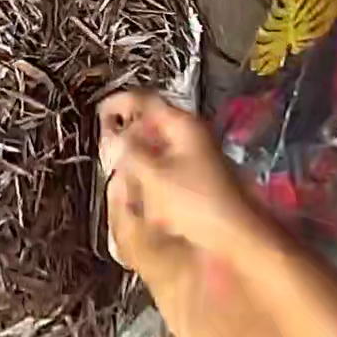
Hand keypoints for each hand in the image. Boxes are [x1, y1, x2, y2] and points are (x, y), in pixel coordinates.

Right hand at [99, 91, 264, 258]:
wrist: (238, 236)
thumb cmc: (197, 202)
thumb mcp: (155, 175)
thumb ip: (129, 152)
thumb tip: (111, 137)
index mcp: (182, 124)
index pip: (145, 100)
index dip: (119, 103)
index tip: (99, 114)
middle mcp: (190, 132)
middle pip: (151, 121)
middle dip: (127, 132)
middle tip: (108, 147)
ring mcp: (196, 152)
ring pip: (157, 142)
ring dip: (137, 151)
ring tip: (119, 167)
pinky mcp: (198, 173)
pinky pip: (165, 160)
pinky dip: (149, 166)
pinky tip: (140, 185)